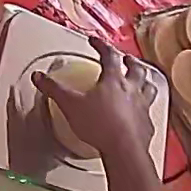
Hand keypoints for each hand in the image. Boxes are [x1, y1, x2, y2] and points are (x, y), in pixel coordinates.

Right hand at [34, 35, 158, 162]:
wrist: (124, 149)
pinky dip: (147, 107)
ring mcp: (142, 106)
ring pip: (149, 86)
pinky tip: (143, 111)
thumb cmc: (101, 126)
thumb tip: (40, 78)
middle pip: (135, 68)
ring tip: (143, 78)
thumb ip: (54, 89)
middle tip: (126, 58)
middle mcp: (132, 89)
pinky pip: (150, 110)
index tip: (95, 41)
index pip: (109, 55)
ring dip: (145, 79)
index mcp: (113, 80)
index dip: (101, 45)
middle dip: (130, 60)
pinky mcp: (146, 123)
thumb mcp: (70, 105)